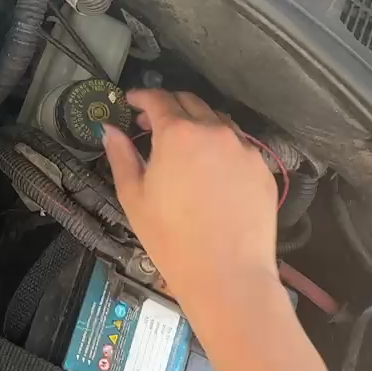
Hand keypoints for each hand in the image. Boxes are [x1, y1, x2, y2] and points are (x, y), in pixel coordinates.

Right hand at [103, 90, 281, 312]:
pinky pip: (238, 145)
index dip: (140, 97)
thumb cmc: (172, 238)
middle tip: (149, 123)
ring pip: (217, 120)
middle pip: (189, 102)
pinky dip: (220, 145)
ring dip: (195, 122)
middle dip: (167, 106)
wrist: (226, 273)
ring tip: (181, 144)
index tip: (131, 102)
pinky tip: (209, 168)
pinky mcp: (262, 169)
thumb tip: (109, 131)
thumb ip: (120, 155)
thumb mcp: (132, 196)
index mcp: (178, 134)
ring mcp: (243, 149)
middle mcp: (214, 132)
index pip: (157, 99)